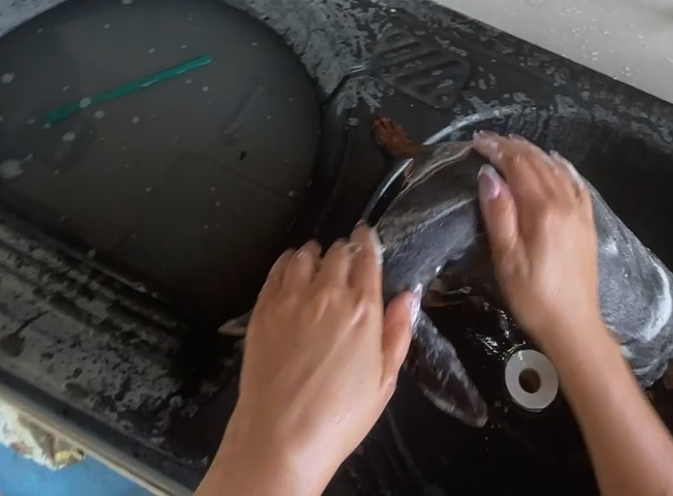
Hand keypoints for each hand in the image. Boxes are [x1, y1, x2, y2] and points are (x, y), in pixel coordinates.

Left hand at [200, 224, 416, 495]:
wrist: (280, 439)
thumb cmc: (339, 417)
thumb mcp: (384, 381)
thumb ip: (397, 332)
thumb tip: (409, 295)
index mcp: (363, 309)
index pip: (367, 257)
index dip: (367, 240)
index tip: (365, 233)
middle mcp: (328, 294)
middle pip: (337, 252)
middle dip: (343, 249)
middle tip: (343, 255)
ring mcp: (292, 298)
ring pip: (305, 255)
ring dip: (314, 252)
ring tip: (315, 257)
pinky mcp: (264, 308)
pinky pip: (277, 270)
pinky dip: (286, 261)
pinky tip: (289, 266)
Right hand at [473, 133, 608, 361]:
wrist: (575, 326)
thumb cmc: (533, 296)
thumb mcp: (506, 258)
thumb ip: (498, 212)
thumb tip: (489, 174)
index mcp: (542, 209)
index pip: (517, 165)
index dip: (496, 149)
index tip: (476, 142)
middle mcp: (564, 202)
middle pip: (537, 162)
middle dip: (511, 146)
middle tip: (487, 139)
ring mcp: (579, 210)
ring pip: (555, 168)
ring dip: (533, 152)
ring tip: (512, 143)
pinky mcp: (587, 221)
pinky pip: (575, 182)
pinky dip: (561, 165)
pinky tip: (554, 160)